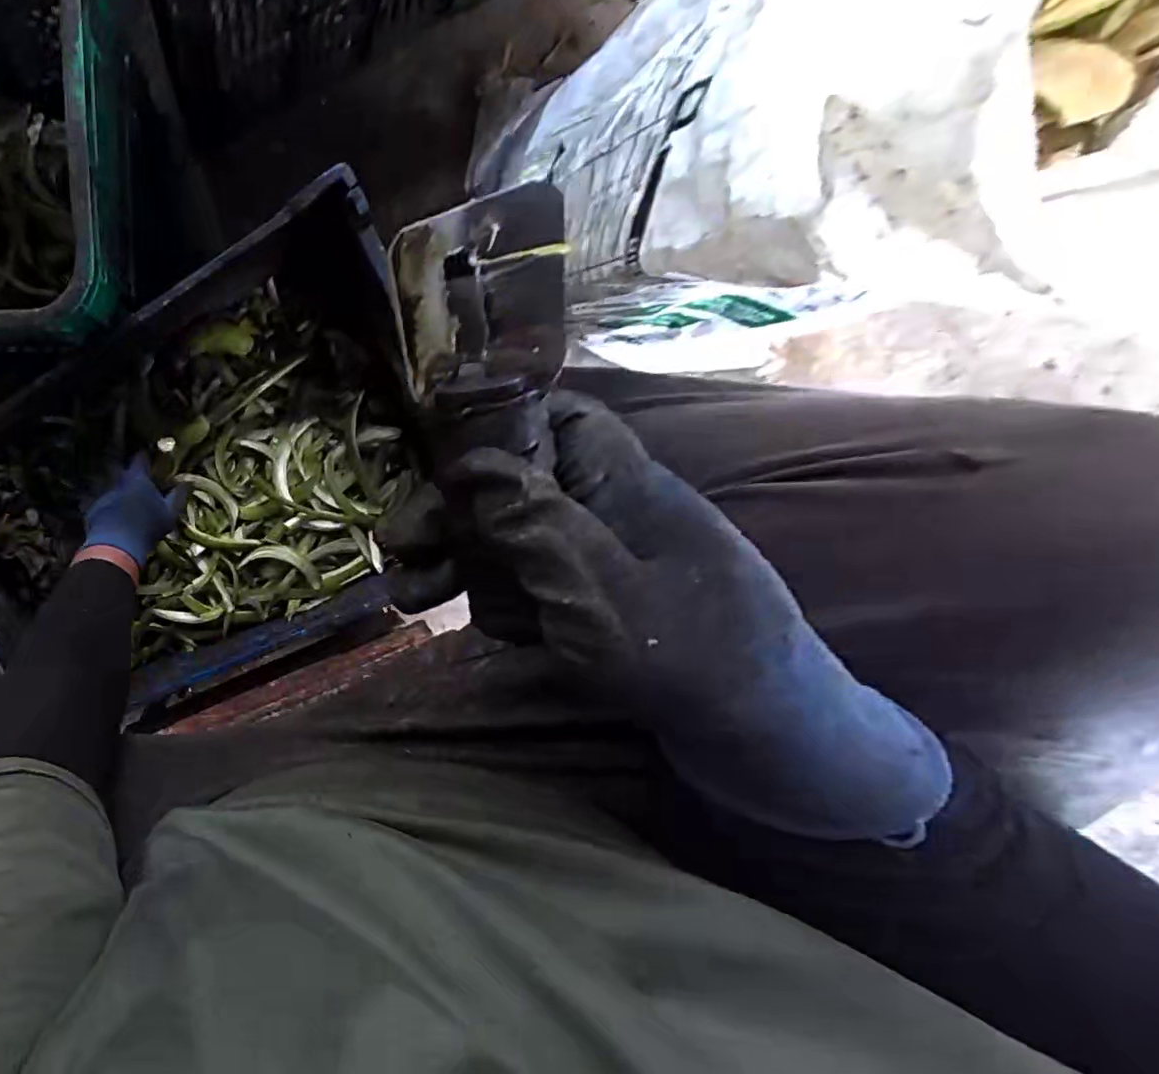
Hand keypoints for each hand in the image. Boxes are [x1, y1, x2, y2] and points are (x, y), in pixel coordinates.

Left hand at [80, 454, 187, 571]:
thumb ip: (178, 495)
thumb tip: (188, 482)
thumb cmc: (148, 526)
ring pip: (114, 490)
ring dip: (121, 495)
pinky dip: (111, 510)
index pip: (140, 458)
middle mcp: (118, 482)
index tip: (150, 459)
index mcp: (137, 478)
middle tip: (141, 485)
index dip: (146, 457)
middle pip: (125, 473)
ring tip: (129, 507)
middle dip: (132, 476)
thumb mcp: (170, 513)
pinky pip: (105, 506)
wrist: (117, 546)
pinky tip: (117, 522)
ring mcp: (104, 496)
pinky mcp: (94, 511)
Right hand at [434, 391, 949, 840]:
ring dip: (452, 559)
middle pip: (509, 485)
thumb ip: (538, 526)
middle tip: (398, 545)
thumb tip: (473, 469)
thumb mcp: (605, 591)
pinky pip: (519, 582)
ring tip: (408, 591)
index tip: (437, 459)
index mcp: (619, 485)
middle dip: (449, 513)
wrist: (759, 740)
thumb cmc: (693, 658)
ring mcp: (588, 558)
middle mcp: (598, 511)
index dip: (496, 424)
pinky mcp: (581, 600)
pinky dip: (485, 597)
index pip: (558, 418)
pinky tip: (462, 620)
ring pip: (504, 538)